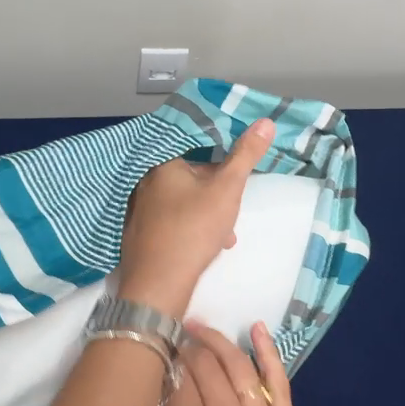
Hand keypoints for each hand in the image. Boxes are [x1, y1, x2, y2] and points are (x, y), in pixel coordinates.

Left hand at [117, 119, 274, 316]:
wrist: (158, 283)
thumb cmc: (194, 228)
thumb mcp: (227, 188)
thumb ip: (246, 155)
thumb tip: (266, 122)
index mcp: (163, 165)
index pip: (197, 152)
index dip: (221, 164)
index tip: (235, 178)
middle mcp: (145, 182)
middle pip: (191, 179)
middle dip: (217, 195)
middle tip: (232, 211)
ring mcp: (138, 210)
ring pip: (183, 203)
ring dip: (207, 215)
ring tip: (224, 235)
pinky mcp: (139, 234)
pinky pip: (171, 222)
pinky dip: (190, 229)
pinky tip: (206, 247)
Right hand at [146, 323, 346, 405]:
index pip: (175, 383)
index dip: (159, 362)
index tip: (146, 351)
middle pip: (205, 366)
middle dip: (184, 345)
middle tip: (167, 334)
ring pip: (238, 365)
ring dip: (216, 340)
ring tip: (197, 325)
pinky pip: (278, 379)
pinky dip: (268, 351)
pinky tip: (257, 329)